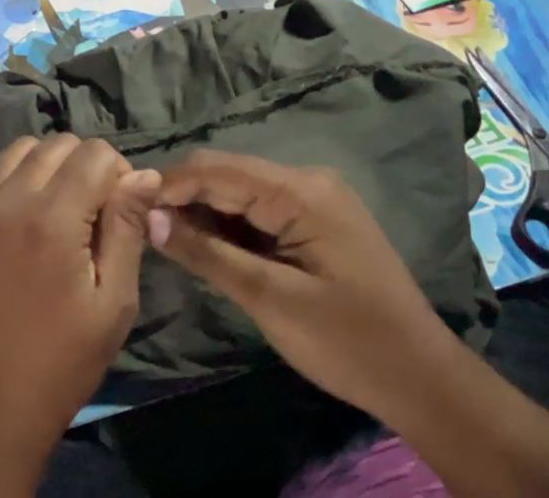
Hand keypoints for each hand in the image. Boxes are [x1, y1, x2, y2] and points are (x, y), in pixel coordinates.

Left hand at [0, 135, 158, 439]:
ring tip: (66, 211)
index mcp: (51, 216)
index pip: (94, 153)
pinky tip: (33, 221)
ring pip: (22, 150)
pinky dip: (20, 178)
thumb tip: (144, 174)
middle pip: (57, 143)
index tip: (126, 212)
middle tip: (100, 213)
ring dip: (51, 165)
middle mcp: (8, 197)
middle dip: (88, 165)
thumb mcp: (113, 301)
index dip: (121, 174)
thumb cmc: (63, 358)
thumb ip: (127, 228)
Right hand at [147, 152, 460, 417]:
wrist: (422, 380)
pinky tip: (203, 244)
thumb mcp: (268, 298)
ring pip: (238, 190)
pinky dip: (227, 223)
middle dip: (182, 195)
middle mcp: (307, 181)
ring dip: (202, 210)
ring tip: (164, 237)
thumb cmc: (346, 341)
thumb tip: (148, 218)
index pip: (216, 169)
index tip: (127, 206)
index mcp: (301, 192)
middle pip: (226, 172)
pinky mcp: (316, 221)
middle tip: (141, 225)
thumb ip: (206, 252)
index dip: (168, 184)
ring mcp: (315, 200)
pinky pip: (258, 208)